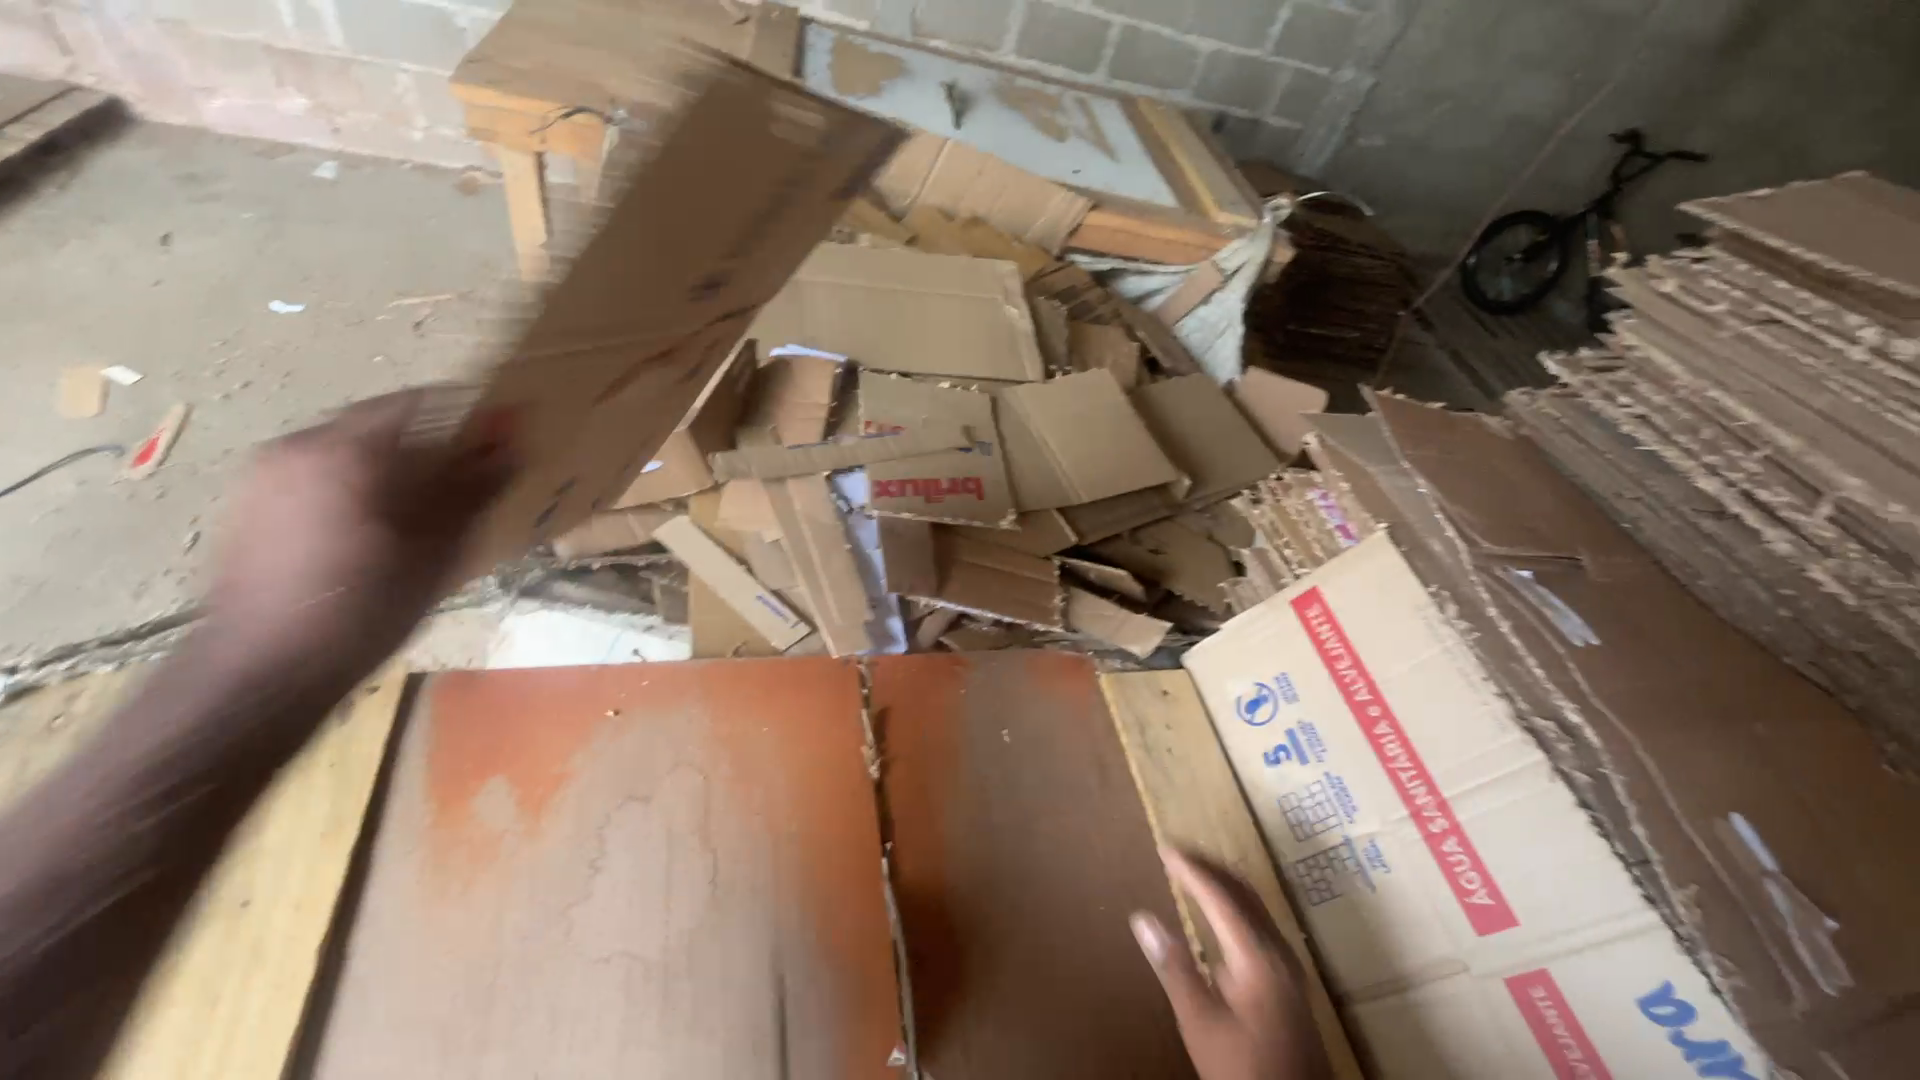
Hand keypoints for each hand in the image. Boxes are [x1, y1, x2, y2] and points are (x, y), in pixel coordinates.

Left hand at [199, 390, 510, 691]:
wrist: (263, 669)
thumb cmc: (365, 609)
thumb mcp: (437, 551)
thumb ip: (474, 489)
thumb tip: (511, 447)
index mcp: (346, 449)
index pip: (422, 403)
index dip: (470, 419)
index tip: (504, 439)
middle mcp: (298, 446)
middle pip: (384, 425)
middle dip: (432, 447)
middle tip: (473, 481)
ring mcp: (266, 474)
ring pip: (351, 452)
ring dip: (396, 469)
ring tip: (429, 511)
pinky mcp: (250, 504)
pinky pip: (321, 474)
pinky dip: (360, 486)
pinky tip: (381, 530)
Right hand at [1132, 847, 1327, 1079]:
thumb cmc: (1242, 1067)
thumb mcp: (1199, 1022)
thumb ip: (1174, 966)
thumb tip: (1142, 918)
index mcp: (1256, 955)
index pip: (1219, 896)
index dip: (1191, 869)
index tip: (1165, 848)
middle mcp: (1278, 951)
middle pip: (1244, 892)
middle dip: (1210, 866)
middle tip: (1178, 852)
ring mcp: (1289, 966)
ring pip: (1256, 905)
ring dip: (1224, 883)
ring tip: (1194, 873)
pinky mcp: (1290, 980)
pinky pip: (1261, 922)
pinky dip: (1236, 904)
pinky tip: (1220, 916)